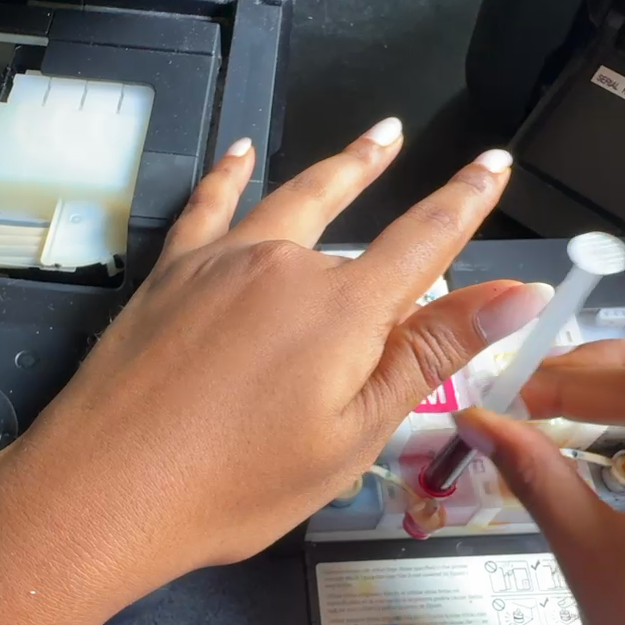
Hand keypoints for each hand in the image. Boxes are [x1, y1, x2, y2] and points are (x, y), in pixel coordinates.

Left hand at [0, 123, 555, 603]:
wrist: (107, 490)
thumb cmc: (240, 484)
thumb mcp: (352, 436)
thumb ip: (429, 356)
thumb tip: (517, 293)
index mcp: (343, 310)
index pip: (423, 240)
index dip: (464, 201)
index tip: (492, 163)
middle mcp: (286, 265)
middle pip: (351, 212)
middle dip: (383, 173)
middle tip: (401, 135)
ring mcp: (221, 262)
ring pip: (290, 198)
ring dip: (333, 167)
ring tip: (364, 137)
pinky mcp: (170, 274)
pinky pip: (207, 207)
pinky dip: (227, 176)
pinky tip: (238, 154)